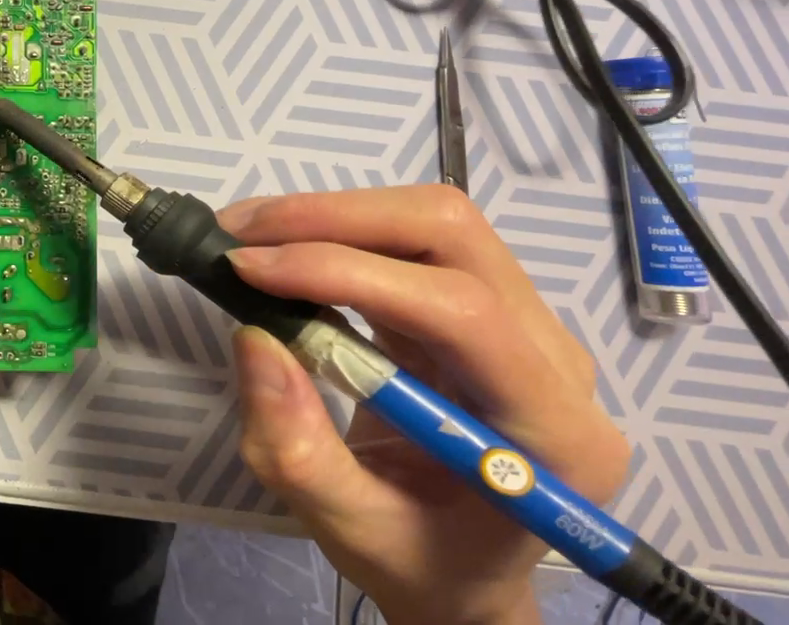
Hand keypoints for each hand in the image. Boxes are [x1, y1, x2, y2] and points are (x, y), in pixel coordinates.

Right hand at [219, 186, 630, 624]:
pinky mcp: (476, 307)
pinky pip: (408, 241)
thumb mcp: (348, 526)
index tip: (244, 270)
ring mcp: (519, 325)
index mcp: (549, 430)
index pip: (460, 310)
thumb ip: (298, 447)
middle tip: (237, 234)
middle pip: (451, 235)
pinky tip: (280, 254)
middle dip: (332, 219)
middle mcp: (551, 359)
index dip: (345, 272)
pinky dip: (332, 231)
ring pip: (430, 222)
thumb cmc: (417, 560)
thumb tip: (253, 337)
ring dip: (327, 215)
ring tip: (245, 235)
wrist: (461, 572)